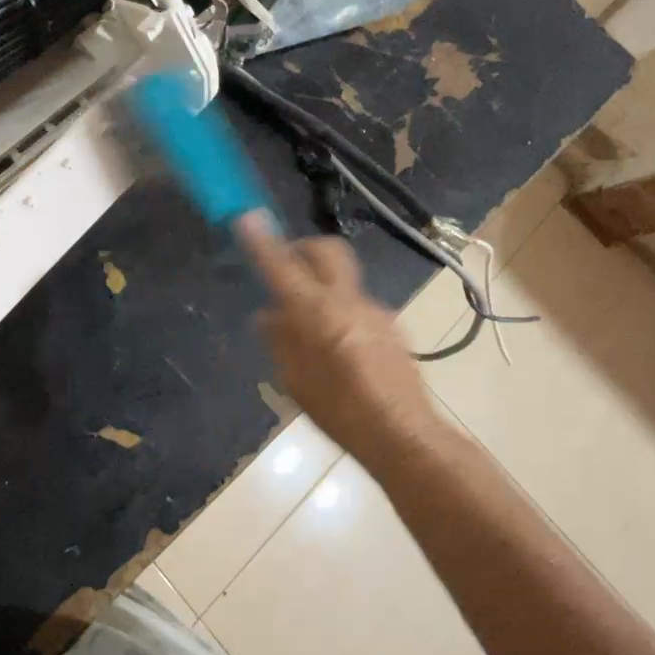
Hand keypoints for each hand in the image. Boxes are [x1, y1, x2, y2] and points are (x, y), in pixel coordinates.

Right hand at [236, 213, 446, 470]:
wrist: (405, 437)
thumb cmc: (339, 413)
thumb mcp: (294, 380)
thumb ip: (280, 340)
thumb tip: (270, 314)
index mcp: (317, 313)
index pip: (283, 266)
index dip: (263, 240)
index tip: (248, 217)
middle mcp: (349, 302)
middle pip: (327, 252)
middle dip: (303, 248)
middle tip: (285, 264)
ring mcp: (376, 312)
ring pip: (342, 283)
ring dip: (321, 289)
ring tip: (308, 330)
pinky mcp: (393, 327)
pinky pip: (357, 307)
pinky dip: (339, 314)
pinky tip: (337, 350)